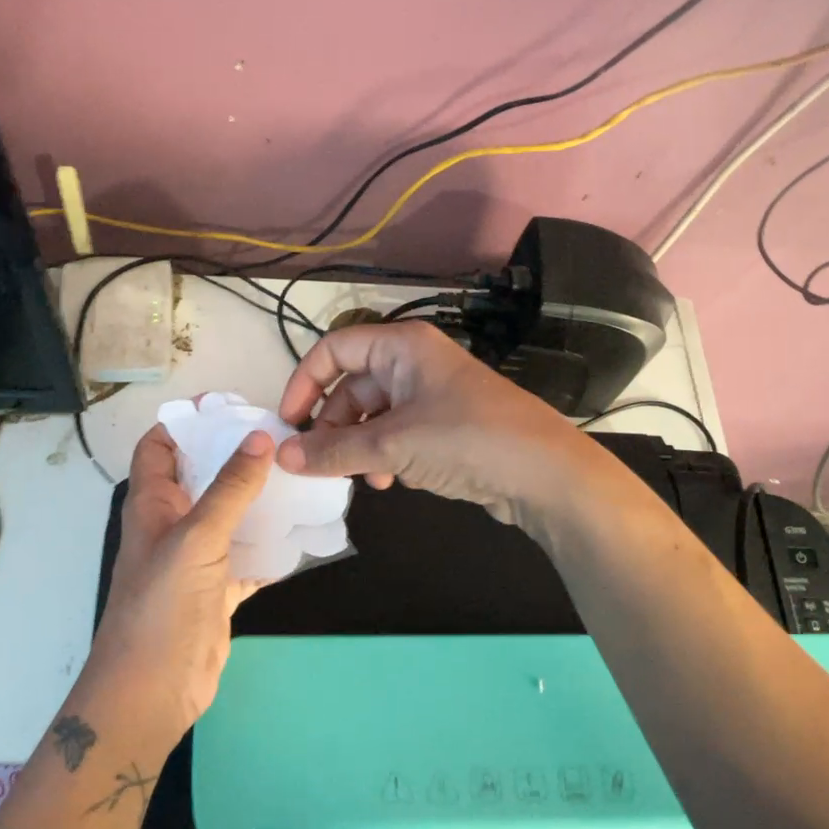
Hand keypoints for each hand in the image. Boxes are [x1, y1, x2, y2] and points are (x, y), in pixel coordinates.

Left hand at [86, 423, 274, 736]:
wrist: (154, 689)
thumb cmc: (163, 606)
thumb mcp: (197, 538)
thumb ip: (229, 489)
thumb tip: (260, 438)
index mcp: (152, 503)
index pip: (160, 446)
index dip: (188, 422)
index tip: (232, 407)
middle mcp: (172, 525)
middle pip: (202, 477)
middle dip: (236, 458)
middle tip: (283, 440)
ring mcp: (195, 560)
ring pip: (229, 518)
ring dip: (258, 502)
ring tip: (301, 479)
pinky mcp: (217, 591)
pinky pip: (247, 560)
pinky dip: (270, 550)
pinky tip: (304, 537)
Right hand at [276, 321, 594, 525]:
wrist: (545, 473)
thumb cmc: (466, 439)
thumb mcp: (392, 445)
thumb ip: (333, 451)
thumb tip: (283, 455)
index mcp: (402, 347)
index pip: (334, 349)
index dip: (304, 383)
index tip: (288, 424)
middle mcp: (415, 363)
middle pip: (352, 386)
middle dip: (334, 425)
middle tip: (320, 462)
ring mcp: (432, 396)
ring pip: (374, 416)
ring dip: (360, 447)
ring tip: (365, 477)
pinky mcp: (446, 427)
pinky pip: (398, 435)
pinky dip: (387, 457)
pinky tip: (394, 481)